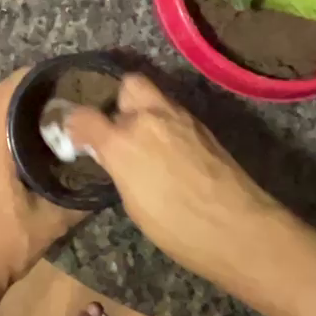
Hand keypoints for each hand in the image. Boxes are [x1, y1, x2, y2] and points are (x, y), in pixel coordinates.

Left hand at [0, 69, 89, 293]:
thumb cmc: (8, 241)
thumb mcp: (52, 222)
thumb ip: (80, 200)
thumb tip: (107, 178)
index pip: (5, 95)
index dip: (26, 78)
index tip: (52, 74)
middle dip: (14, 87)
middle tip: (45, 90)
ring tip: (25, 105)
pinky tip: (0, 131)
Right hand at [64, 74, 280, 283]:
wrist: (240, 229)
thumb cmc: (179, 229)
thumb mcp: (134, 204)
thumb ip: (118, 168)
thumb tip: (108, 152)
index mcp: (123, 142)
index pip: (84, 116)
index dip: (75, 125)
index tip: (76, 136)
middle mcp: (148, 119)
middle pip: (128, 85)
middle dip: (119, 101)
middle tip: (119, 128)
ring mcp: (179, 118)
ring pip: (153, 95)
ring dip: (144, 110)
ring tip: (146, 140)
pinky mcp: (202, 126)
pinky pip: (174, 112)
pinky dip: (165, 122)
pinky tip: (170, 150)